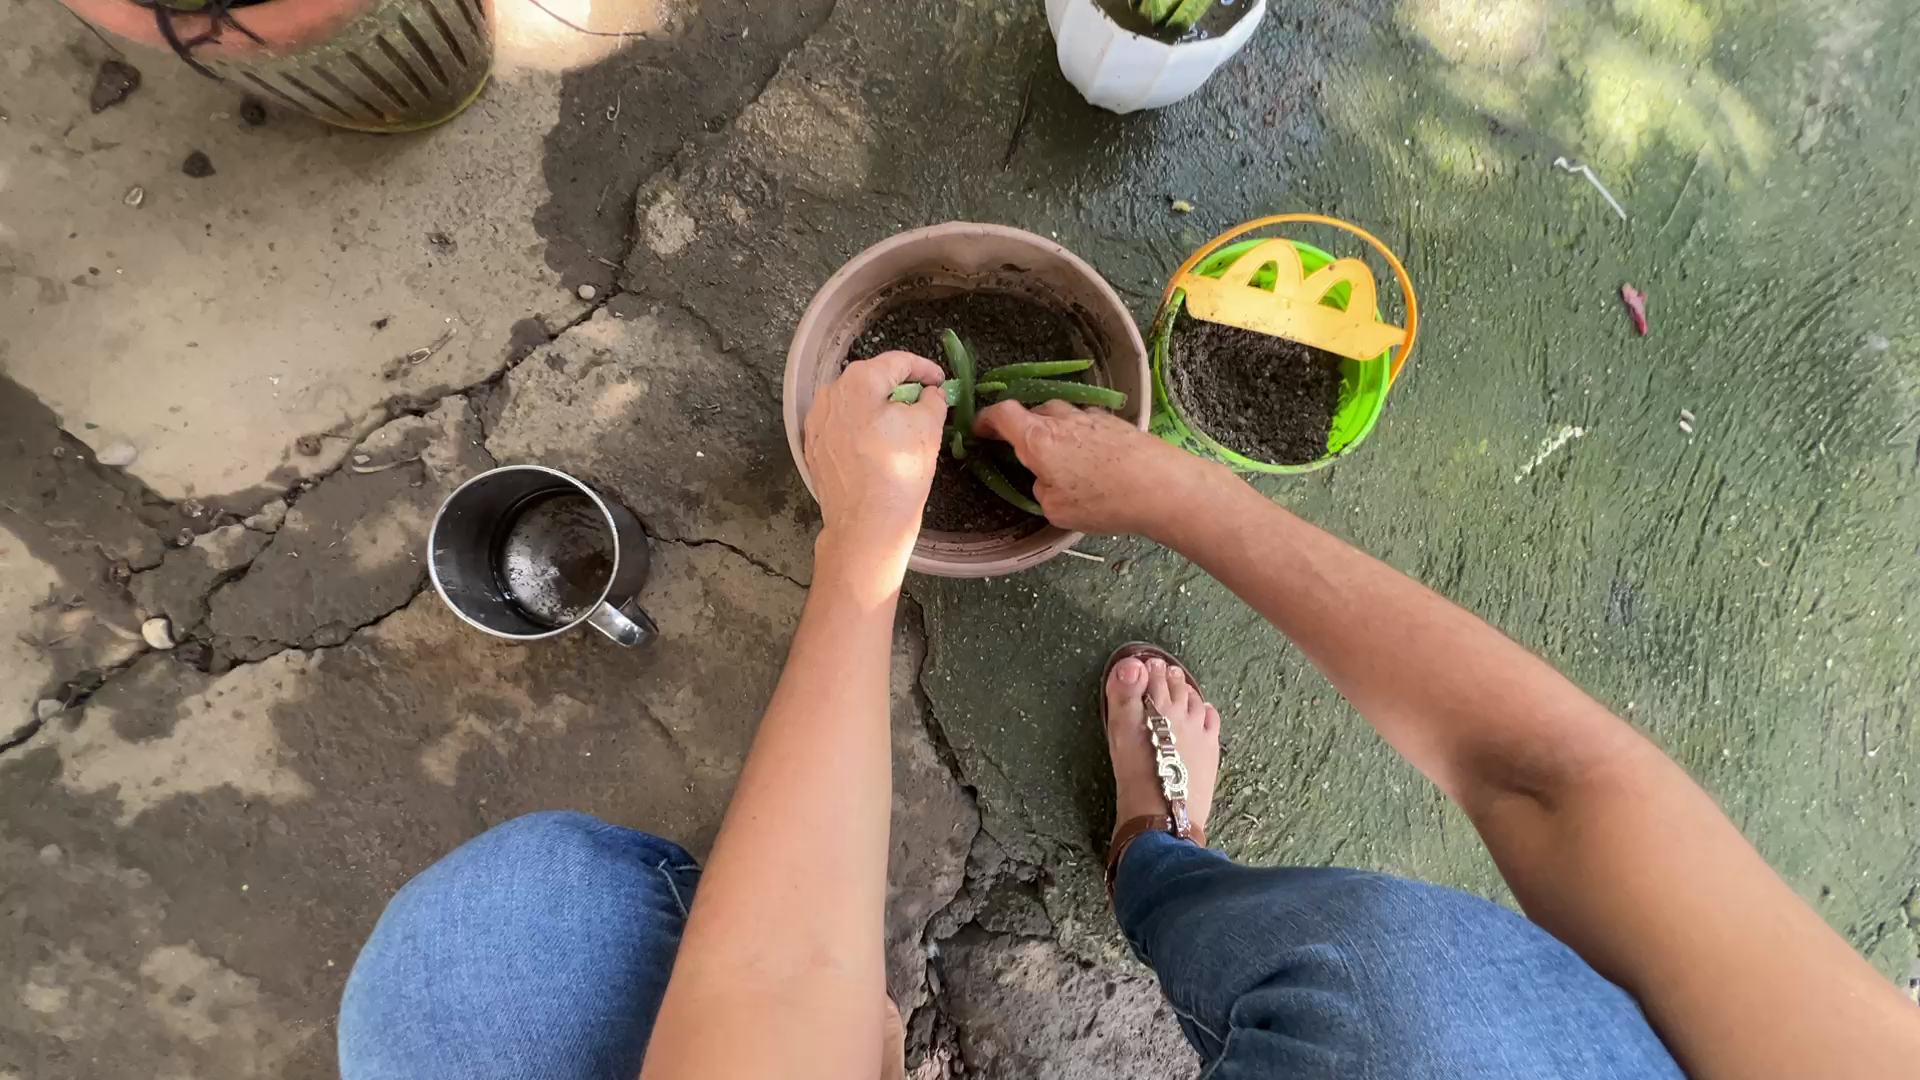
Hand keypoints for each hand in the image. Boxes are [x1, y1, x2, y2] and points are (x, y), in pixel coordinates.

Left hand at [803, 351, 946, 556]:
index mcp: (858, 382)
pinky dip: (862, 431)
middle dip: (900, 390)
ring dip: (879, 410)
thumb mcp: (928, 428)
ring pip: (855, 405)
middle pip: (872, 381)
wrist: (865, 525)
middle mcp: (830, 395)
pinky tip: (878, 448)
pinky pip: (842, 428)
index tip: (940, 381)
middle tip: (924, 405)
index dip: (924, 368)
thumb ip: (932, 400)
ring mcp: (817, 424)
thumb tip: (930, 393)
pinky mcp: (813, 449)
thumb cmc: (899, 473)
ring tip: (902, 429)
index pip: (897, 361)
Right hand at [973, 400, 1228, 538]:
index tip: (979, 429)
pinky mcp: (1117, 424)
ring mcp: (1092, 417)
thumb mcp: (1054, 509)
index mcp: (1037, 438)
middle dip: (1024, 428)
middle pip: (1034, 412)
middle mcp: (1062, 419)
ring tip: (1062, 460)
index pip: (1003, 414)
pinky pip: (1087, 426)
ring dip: (1056, 432)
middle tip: (1023, 451)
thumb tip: (1047, 478)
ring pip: (1063, 417)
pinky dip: (1082, 439)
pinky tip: (1094, 463)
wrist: (1162, 486)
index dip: (986, 419)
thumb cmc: (1102, 501)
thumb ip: (1040, 488)